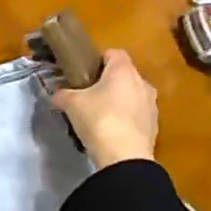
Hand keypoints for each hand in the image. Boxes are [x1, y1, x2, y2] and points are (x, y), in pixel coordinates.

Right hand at [50, 49, 158, 168]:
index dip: (98, 59)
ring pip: (131, 94)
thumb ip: (61, 94)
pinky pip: (136, 113)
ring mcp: (151, 104)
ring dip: (117, 99)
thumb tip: (56, 94)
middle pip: (124, 74)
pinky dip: (124, 116)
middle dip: (107, 81)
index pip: (114, 53)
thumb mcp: (71, 104)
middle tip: (87, 93)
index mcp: (124, 72)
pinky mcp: (154, 124)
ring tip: (98, 114)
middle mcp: (142, 83)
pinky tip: (109, 129)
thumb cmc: (98, 119)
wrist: (124, 156)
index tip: (84, 71)